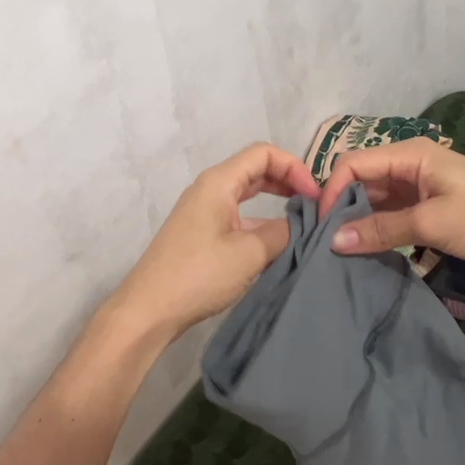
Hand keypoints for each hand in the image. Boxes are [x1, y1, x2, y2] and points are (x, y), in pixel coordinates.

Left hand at [101, 143, 320, 341]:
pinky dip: (260, 224)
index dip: (295, 167)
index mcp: (218, 182)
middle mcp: (209, 190)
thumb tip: (302, 226)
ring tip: (303, 226)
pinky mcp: (201, 236)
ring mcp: (203, 213)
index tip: (315, 196)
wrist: (149, 310)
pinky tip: (278, 246)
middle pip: (256, 171)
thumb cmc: (199, 274)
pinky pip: (238, 218)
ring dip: (276, 206)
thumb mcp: (250, 253)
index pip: (264, 154)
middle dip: (288, 183)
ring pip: (247, 196)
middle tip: (315, 206)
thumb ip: (283, 233)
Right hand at [317, 138, 464, 263]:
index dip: (332, 191)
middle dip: (342, 206)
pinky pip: (392, 211)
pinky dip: (378, 226)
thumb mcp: (430, 225)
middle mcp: (411, 163)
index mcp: (411, 154)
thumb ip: (381, 230)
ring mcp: (420, 184)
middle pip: (362, 178)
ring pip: (376, 197)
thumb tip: (334, 241)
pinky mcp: (429, 204)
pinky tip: (366, 247)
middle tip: (325, 241)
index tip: (321, 227)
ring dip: (360, 219)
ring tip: (340, 249)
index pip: (353, 163)